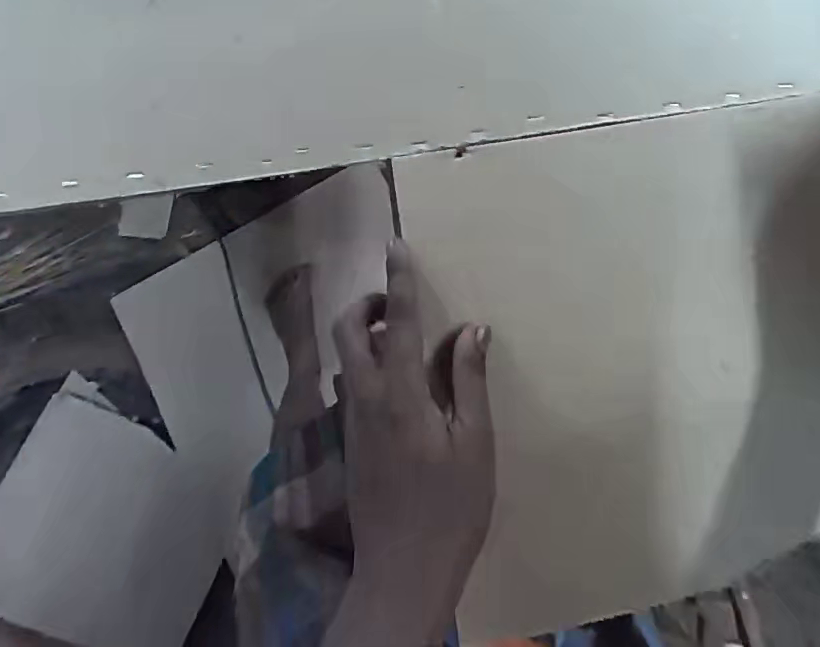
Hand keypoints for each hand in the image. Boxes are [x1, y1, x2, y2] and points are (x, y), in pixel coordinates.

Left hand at [326, 241, 493, 646]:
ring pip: (344, 356)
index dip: (397, 280)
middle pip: (347, 330)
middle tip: (396, 304)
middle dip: (366, 303)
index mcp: (400, 393)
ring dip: (363, 332)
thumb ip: (469, 381)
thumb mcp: (475, 444)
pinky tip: (400, 384)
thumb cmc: (450, 508)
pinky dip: (366, 363)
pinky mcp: (350, 438)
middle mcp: (366, 397)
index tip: (396, 245)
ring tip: (400, 338)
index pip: (395, 321)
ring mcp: (352, 419)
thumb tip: (472, 330)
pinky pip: (351, 383)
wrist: (402, 573)